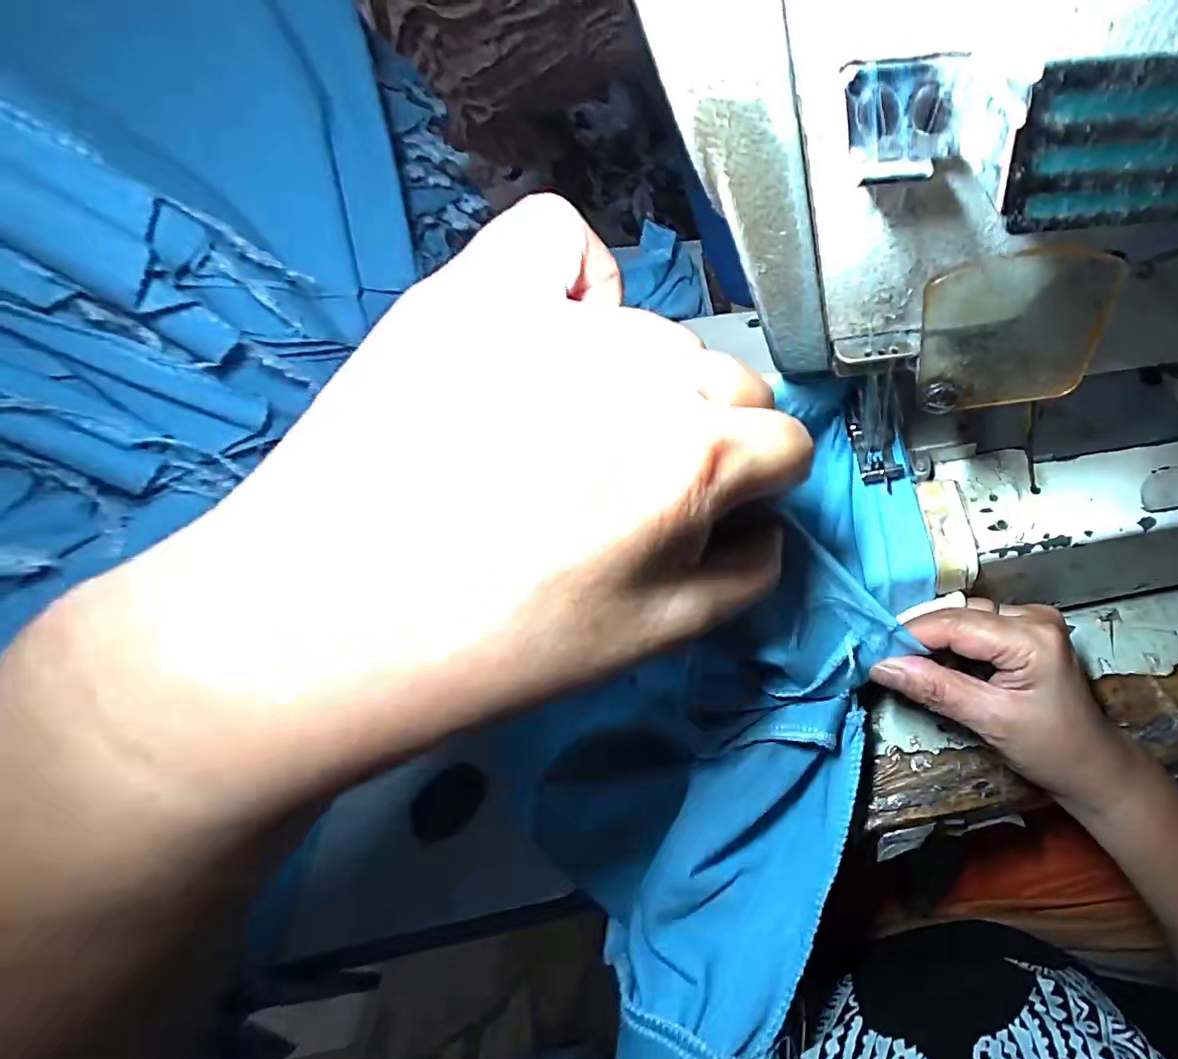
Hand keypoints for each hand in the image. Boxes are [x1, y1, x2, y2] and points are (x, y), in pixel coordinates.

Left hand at [40, 193, 812, 820]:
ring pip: (667, 338)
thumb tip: (764, 516)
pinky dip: (581, 283)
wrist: (329, 622)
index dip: (764, 486)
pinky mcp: (474, 292)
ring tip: (578, 430)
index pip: (791, 444)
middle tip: (645, 481)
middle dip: (718, 435)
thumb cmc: (520, 640)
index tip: (716, 514)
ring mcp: (560, 321)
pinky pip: (564, 241)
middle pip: (741, 385)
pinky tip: (558, 337)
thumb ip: (760, 566)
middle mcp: (650, 374)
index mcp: (702, 457)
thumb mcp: (676, 628)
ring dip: (653, 382)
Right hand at [869, 599, 1150, 813]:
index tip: (875, 650)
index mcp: (1032, 635)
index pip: (958, 623)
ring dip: (937, 637)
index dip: (912, 634)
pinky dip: (956, 642)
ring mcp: (1035, 620)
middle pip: (963, 614)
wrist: (1092, 764)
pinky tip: (935, 660)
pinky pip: (982, 626)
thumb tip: (884, 666)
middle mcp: (1034, 616)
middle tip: (883, 656)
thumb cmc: (1050, 749)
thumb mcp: (989, 720)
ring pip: (969, 616)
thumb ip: (937, 688)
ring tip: (903, 659)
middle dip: (921, 634)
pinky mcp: (1030, 631)